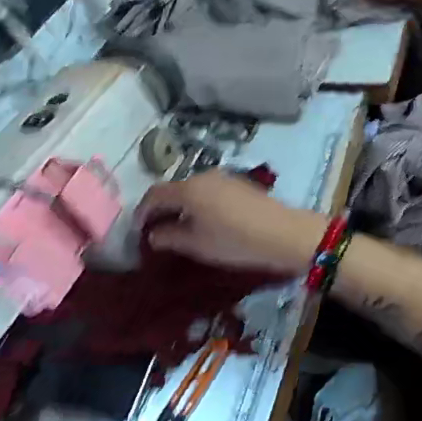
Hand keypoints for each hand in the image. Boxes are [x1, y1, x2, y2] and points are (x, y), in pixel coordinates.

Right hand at [137, 171, 326, 272]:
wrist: (284, 233)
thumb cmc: (234, 240)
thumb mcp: (196, 244)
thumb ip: (169, 237)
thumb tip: (153, 233)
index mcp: (188, 188)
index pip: (154, 194)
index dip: (142, 212)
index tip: (137, 231)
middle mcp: (204, 176)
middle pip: (174, 190)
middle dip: (162, 209)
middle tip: (157, 232)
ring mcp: (225, 178)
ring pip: (193, 190)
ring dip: (182, 207)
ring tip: (180, 230)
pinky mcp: (241, 184)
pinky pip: (210, 192)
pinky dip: (200, 205)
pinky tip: (205, 223)